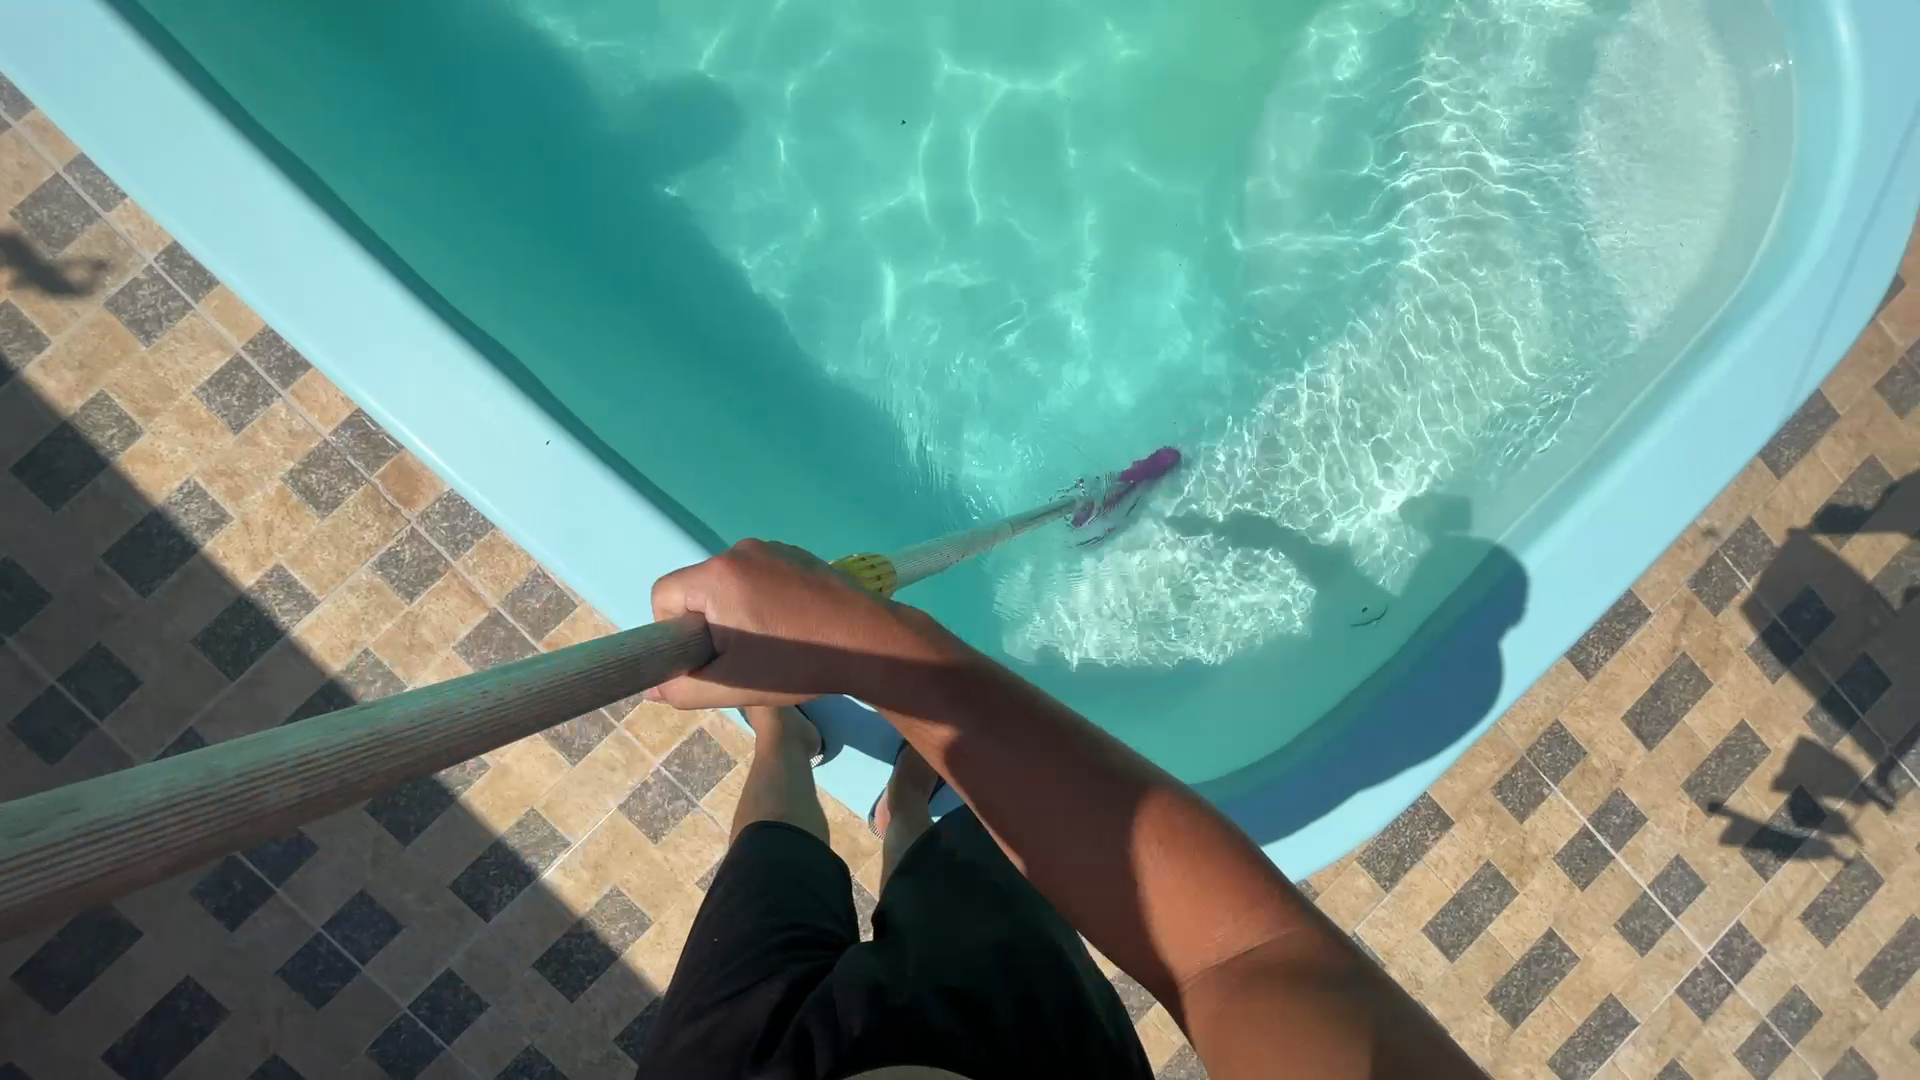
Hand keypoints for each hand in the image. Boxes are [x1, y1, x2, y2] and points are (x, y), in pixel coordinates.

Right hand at [646, 539, 959, 708]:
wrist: (871, 641)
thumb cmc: (798, 664)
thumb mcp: (733, 686)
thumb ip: (682, 688)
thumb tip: (653, 687)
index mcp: (718, 575)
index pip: (665, 595)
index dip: (672, 631)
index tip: (705, 656)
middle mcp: (741, 550)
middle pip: (699, 587)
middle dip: (709, 622)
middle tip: (742, 656)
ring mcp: (774, 548)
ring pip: (732, 584)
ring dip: (738, 612)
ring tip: (773, 644)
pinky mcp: (799, 554)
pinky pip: (762, 576)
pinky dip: (765, 599)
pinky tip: (794, 626)